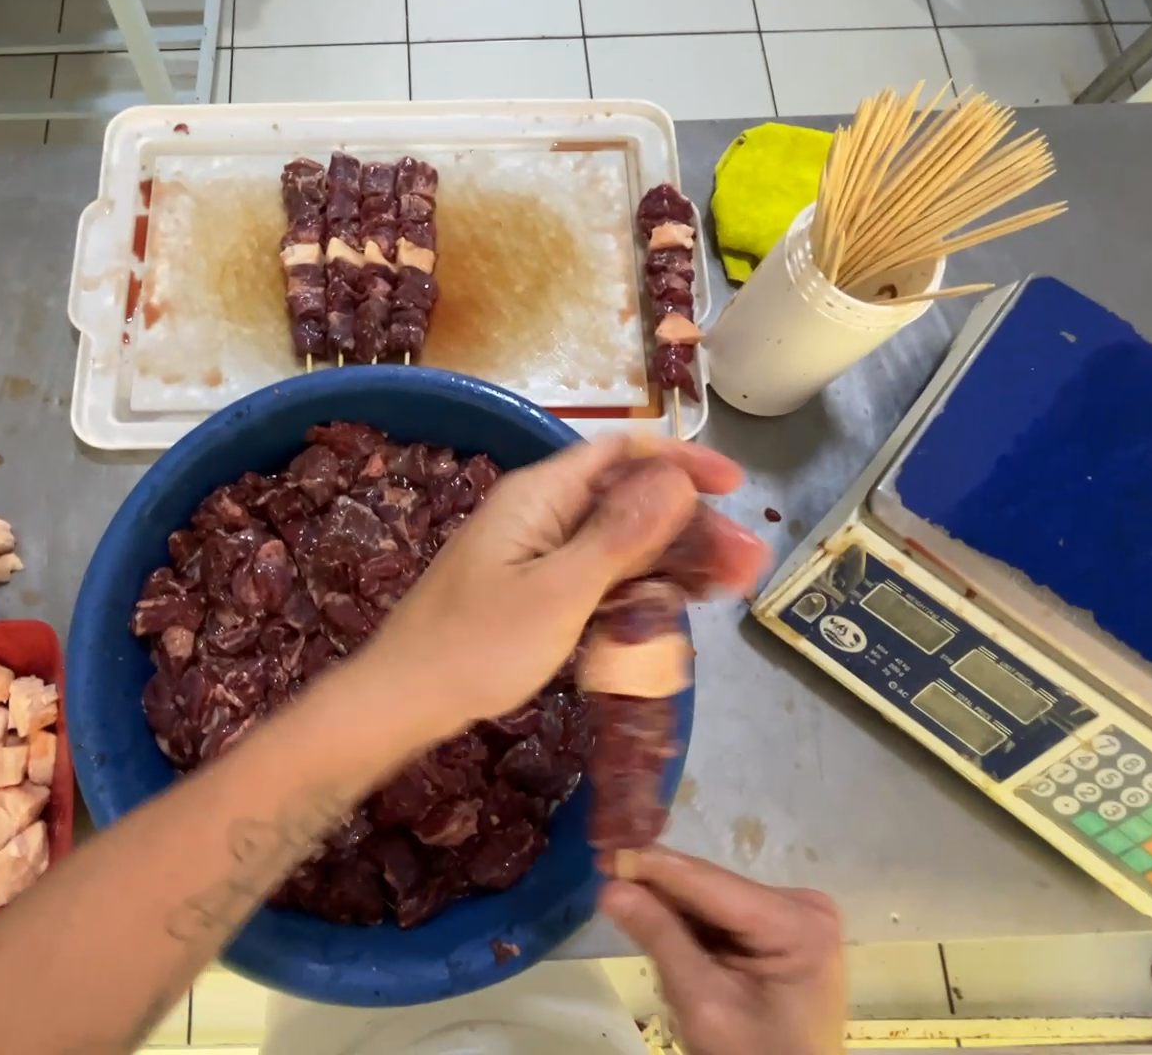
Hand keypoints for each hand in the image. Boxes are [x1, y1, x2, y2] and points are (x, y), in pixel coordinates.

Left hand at [361, 435, 767, 733]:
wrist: (404, 698)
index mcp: (538, 495)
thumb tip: (675, 478)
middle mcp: (537, 513)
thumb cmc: (478, 645)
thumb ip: (618, 535)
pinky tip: (671, 606)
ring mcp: (531, 553)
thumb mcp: (558, 591)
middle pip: (624, 500)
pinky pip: (592, 575)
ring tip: (728, 586)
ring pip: (614, 541)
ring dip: (669, 558)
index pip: (619, 453)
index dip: (679, 461)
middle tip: (747, 563)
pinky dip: (633, 585)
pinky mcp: (530, 590)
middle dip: (689, 524)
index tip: (734, 484)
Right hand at [603, 848, 845, 1054]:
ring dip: (667, 905)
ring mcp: (793, 912)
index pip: (706, 879)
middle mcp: (800, 904)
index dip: (649, 865)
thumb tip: (610, 888)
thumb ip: (660, 939)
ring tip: (629, 913)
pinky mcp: (780, 924)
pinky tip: (662, 929)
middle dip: (655, 887)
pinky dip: (686, 920)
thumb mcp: (703, 1005)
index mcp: (797, 922)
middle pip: (706, 884)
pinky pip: (717, 909)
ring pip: (706, 894)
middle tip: (606, 887)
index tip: (601, 859)